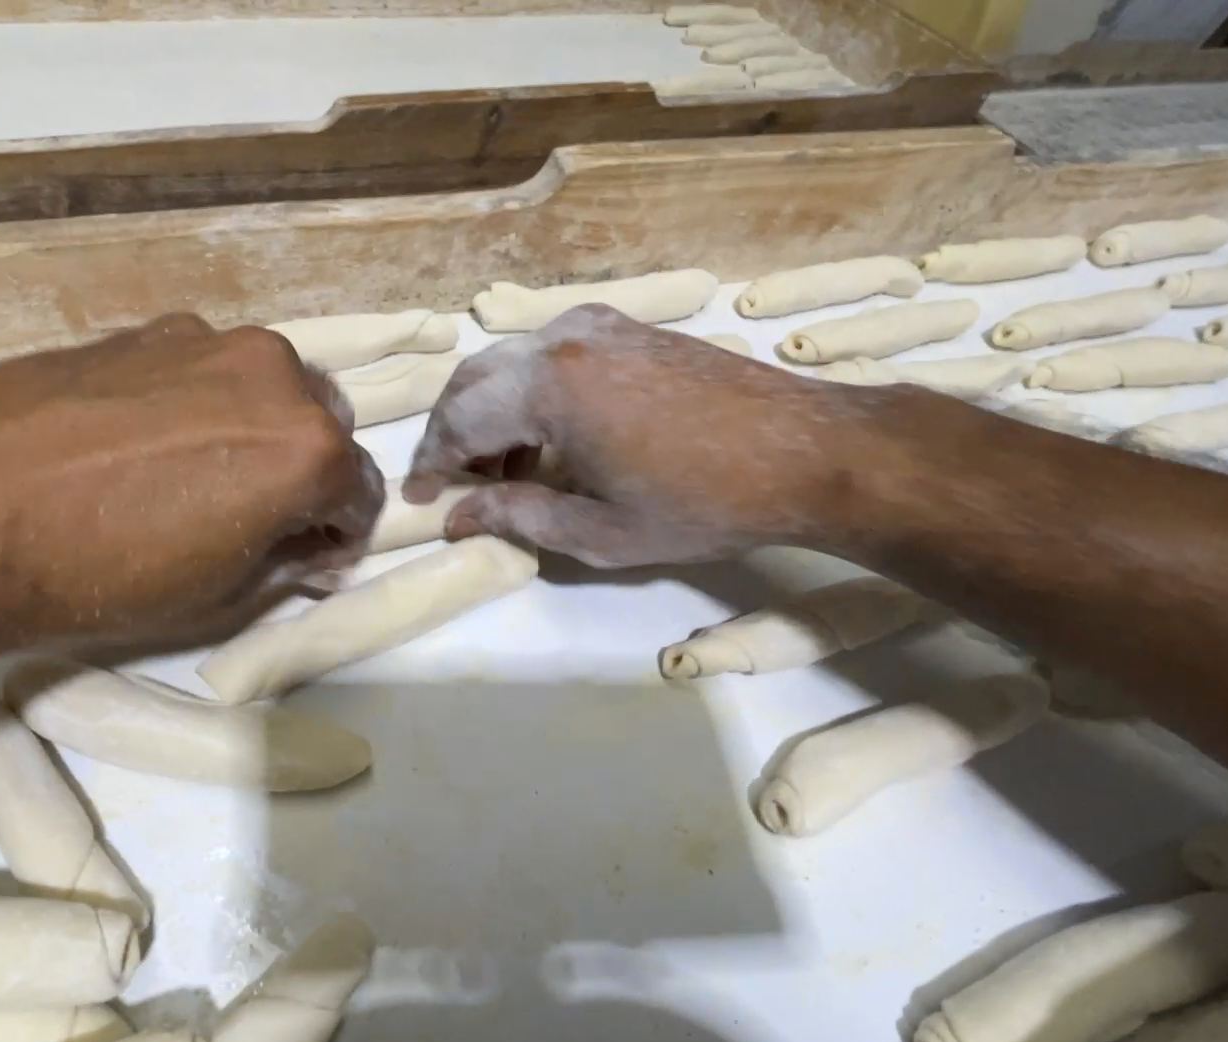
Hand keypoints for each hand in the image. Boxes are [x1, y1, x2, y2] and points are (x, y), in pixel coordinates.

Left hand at [0, 314, 382, 650]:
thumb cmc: (107, 574)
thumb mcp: (223, 597)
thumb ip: (289, 562)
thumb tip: (310, 546)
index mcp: (309, 448)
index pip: (361, 492)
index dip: (339, 535)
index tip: (307, 561)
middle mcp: (274, 375)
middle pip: (322, 429)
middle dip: (303, 474)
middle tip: (254, 517)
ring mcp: (207, 339)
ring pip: (264, 389)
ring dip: (255, 431)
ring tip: (194, 474)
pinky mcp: (147, 328)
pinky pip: (203, 369)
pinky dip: (200, 402)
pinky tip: (144, 440)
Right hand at [403, 305, 892, 567]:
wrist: (806, 454)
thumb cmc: (699, 504)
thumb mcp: (595, 531)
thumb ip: (514, 516)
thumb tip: (457, 518)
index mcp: (548, 386)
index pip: (458, 420)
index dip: (432, 463)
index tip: (421, 498)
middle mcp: (563, 338)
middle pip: (475, 380)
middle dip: (454, 433)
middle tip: (455, 483)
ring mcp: (600, 325)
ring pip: (511, 362)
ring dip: (492, 412)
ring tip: (505, 471)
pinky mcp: (628, 328)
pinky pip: (551, 353)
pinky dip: (531, 392)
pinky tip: (550, 438)